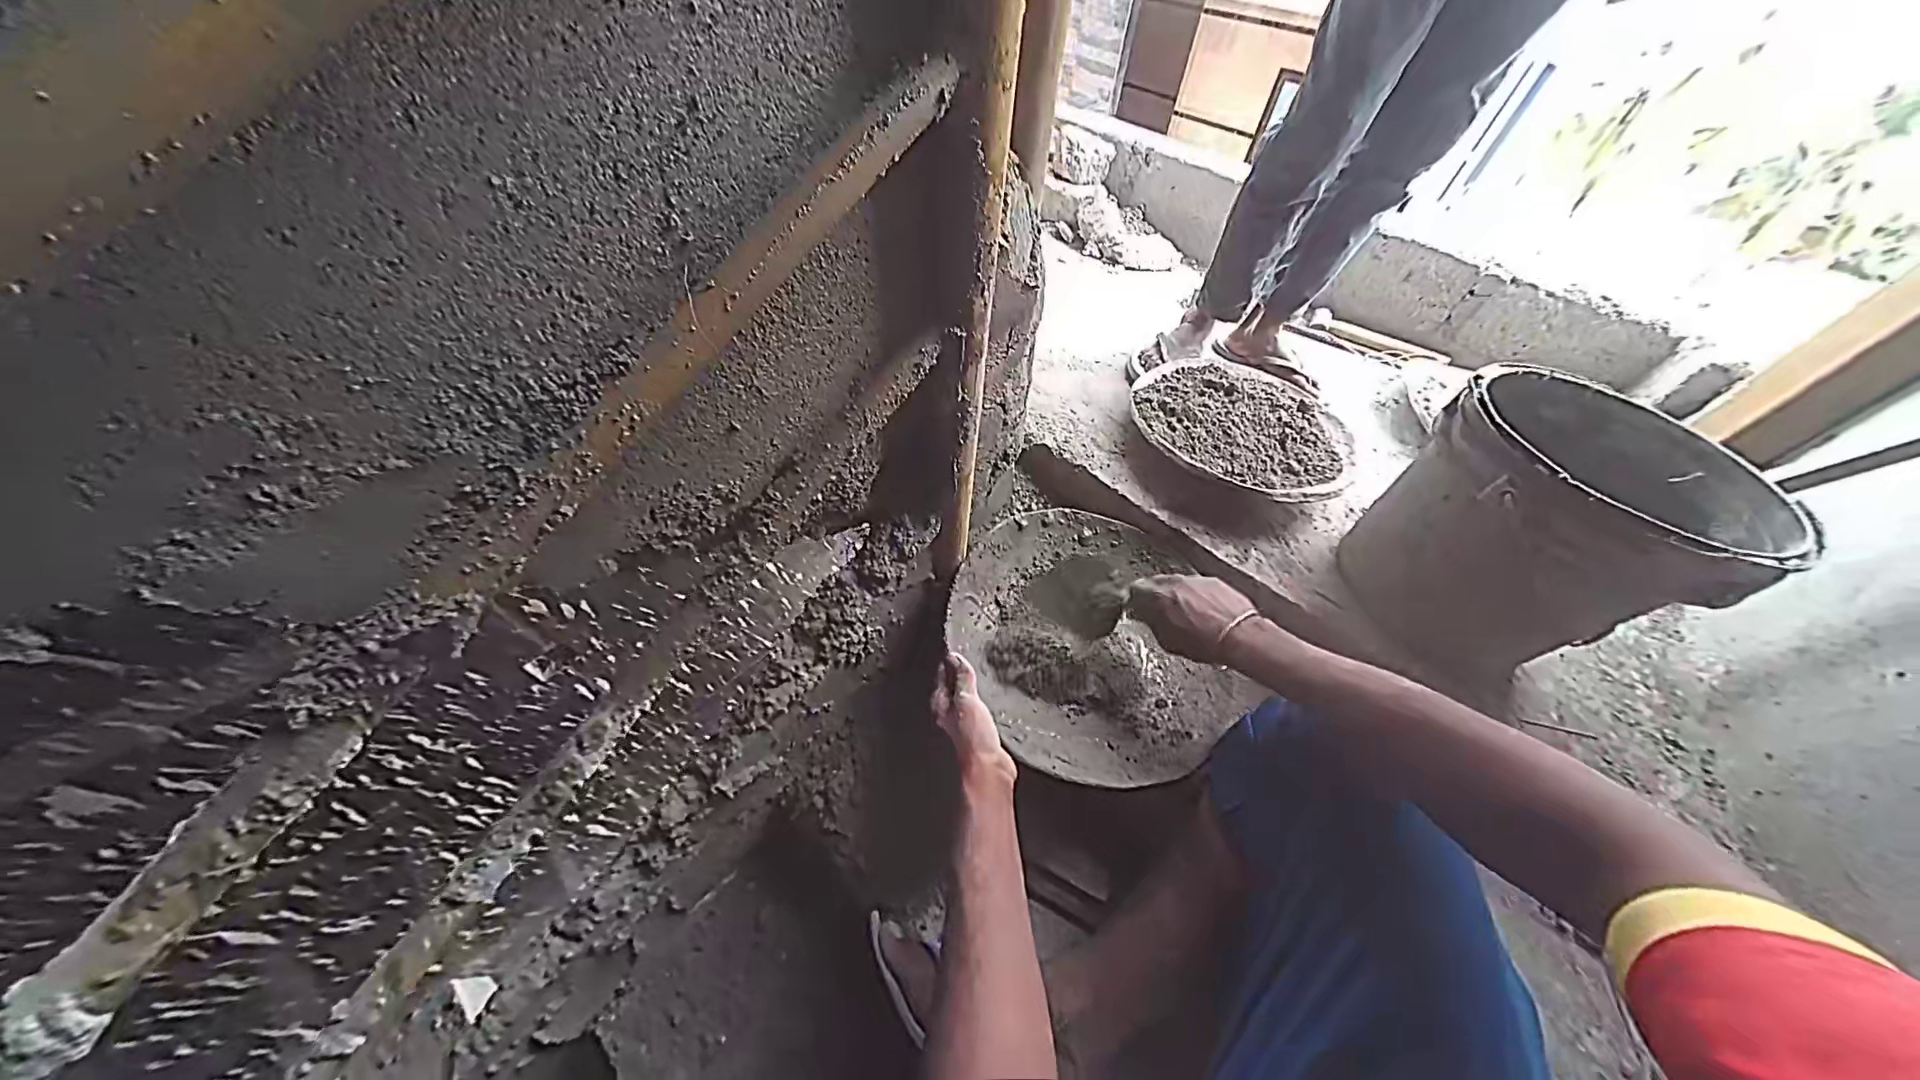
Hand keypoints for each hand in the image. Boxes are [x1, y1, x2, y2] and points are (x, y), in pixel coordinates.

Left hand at [933, 653, 1015, 793]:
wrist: (989, 769)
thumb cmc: (973, 739)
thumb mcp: (967, 700)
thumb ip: (961, 679)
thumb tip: (955, 658)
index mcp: (942, 706)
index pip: (941, 678)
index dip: (947, 664)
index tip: (953, 652)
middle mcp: (950, 715)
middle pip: (950, 689)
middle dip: (956, 675)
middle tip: (963, 660)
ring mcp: (964, 725)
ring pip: (963, 700)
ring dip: (968, 689)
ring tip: (976, 676)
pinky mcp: (979, 732)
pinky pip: (977, 710)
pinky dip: (980, 701)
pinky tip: (988, 700)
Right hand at [1126, 574, 1265, 664]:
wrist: (1239, 636)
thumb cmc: (1205, 643)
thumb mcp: (1167, 641)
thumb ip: (1153, 624)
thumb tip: (1150, 619)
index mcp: (1155, 595)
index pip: (1134, 591)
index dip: (1135, 602)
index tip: (1138, 610)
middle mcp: (1173, 581)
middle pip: (1156, 584)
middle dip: (1156, 597)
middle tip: (1161, 614)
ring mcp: (1194, 579)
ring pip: (1178, 584)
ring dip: (1177, 596)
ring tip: (1186, 616)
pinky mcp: (1213, 581)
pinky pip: (1198, 587)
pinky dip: (1197, 597)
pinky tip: (1204, 613)